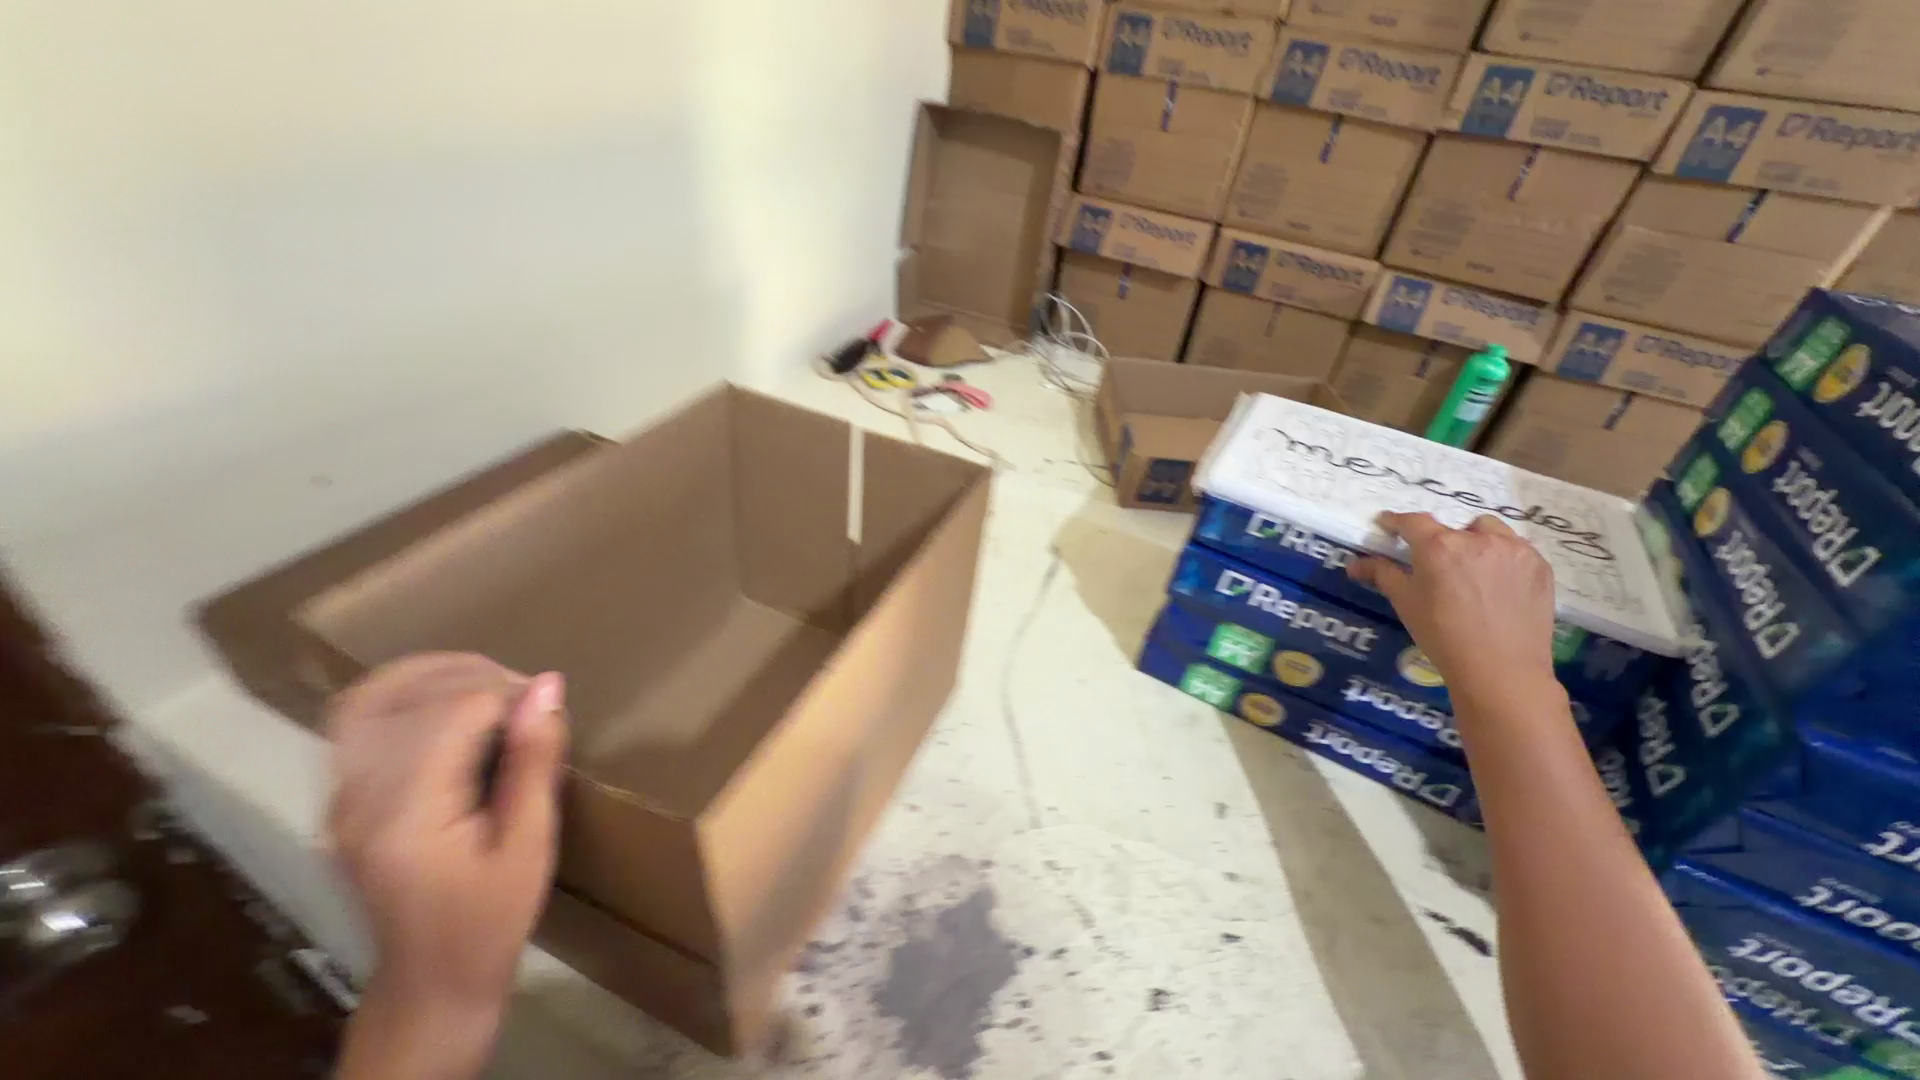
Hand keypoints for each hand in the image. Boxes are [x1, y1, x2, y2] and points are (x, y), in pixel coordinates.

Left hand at [325, 653, 566, 1079]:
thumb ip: (534, 761)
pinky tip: (444, 699)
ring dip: (435, 674)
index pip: (454, 711)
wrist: (431, 978)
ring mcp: (338, 796)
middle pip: (410, 694)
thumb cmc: (492, 918)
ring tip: (488, 686)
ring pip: (372, 696)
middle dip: (476, 677)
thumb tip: (548, 684)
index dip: (509, 695)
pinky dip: (403, 692)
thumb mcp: (531, 845)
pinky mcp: (340, 796)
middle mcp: (357, 798)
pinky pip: (358, 718)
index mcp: (407, 816)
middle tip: (526, 696)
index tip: (546, 713)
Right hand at [1348, 512, 1558, 705]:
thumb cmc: (1442, 636)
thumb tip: (1355, 564)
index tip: (1388, 525)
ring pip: (1489, 531)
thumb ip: (1382, 574)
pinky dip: (1502, 558)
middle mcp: (1478, 539)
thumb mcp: (1406, 603)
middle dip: (1442, 540)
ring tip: (1471, 570)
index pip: (1413, 521)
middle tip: (1437, 566)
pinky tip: (1497, 585)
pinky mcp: (1540, 565)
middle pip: (1453, 526)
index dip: (1397, 522)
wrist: (1501, 670)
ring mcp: (1514, 550)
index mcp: (1439, 546)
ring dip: (1476, 541)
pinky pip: (1515, 549)